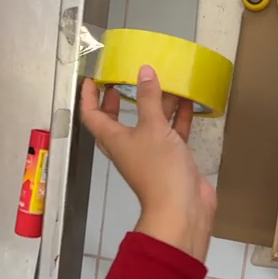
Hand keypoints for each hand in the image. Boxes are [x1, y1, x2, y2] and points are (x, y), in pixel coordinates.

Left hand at [80, 66, 215, 261]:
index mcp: (114, 140)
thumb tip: (144, 71)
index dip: (89, 96)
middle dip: (119, 100)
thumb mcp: (153, 127)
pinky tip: (187, 100)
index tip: (93, 79)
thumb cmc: (160, 168)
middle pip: (118, 120)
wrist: (182, 208)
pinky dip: (178, 117)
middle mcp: (129, 146)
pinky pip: (172, 133)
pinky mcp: (172, 159)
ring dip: (155, 104)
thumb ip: (149, 98)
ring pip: (149, 123)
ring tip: (163, 81)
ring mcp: (151, 153)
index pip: (92, 115)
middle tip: (124, 80)